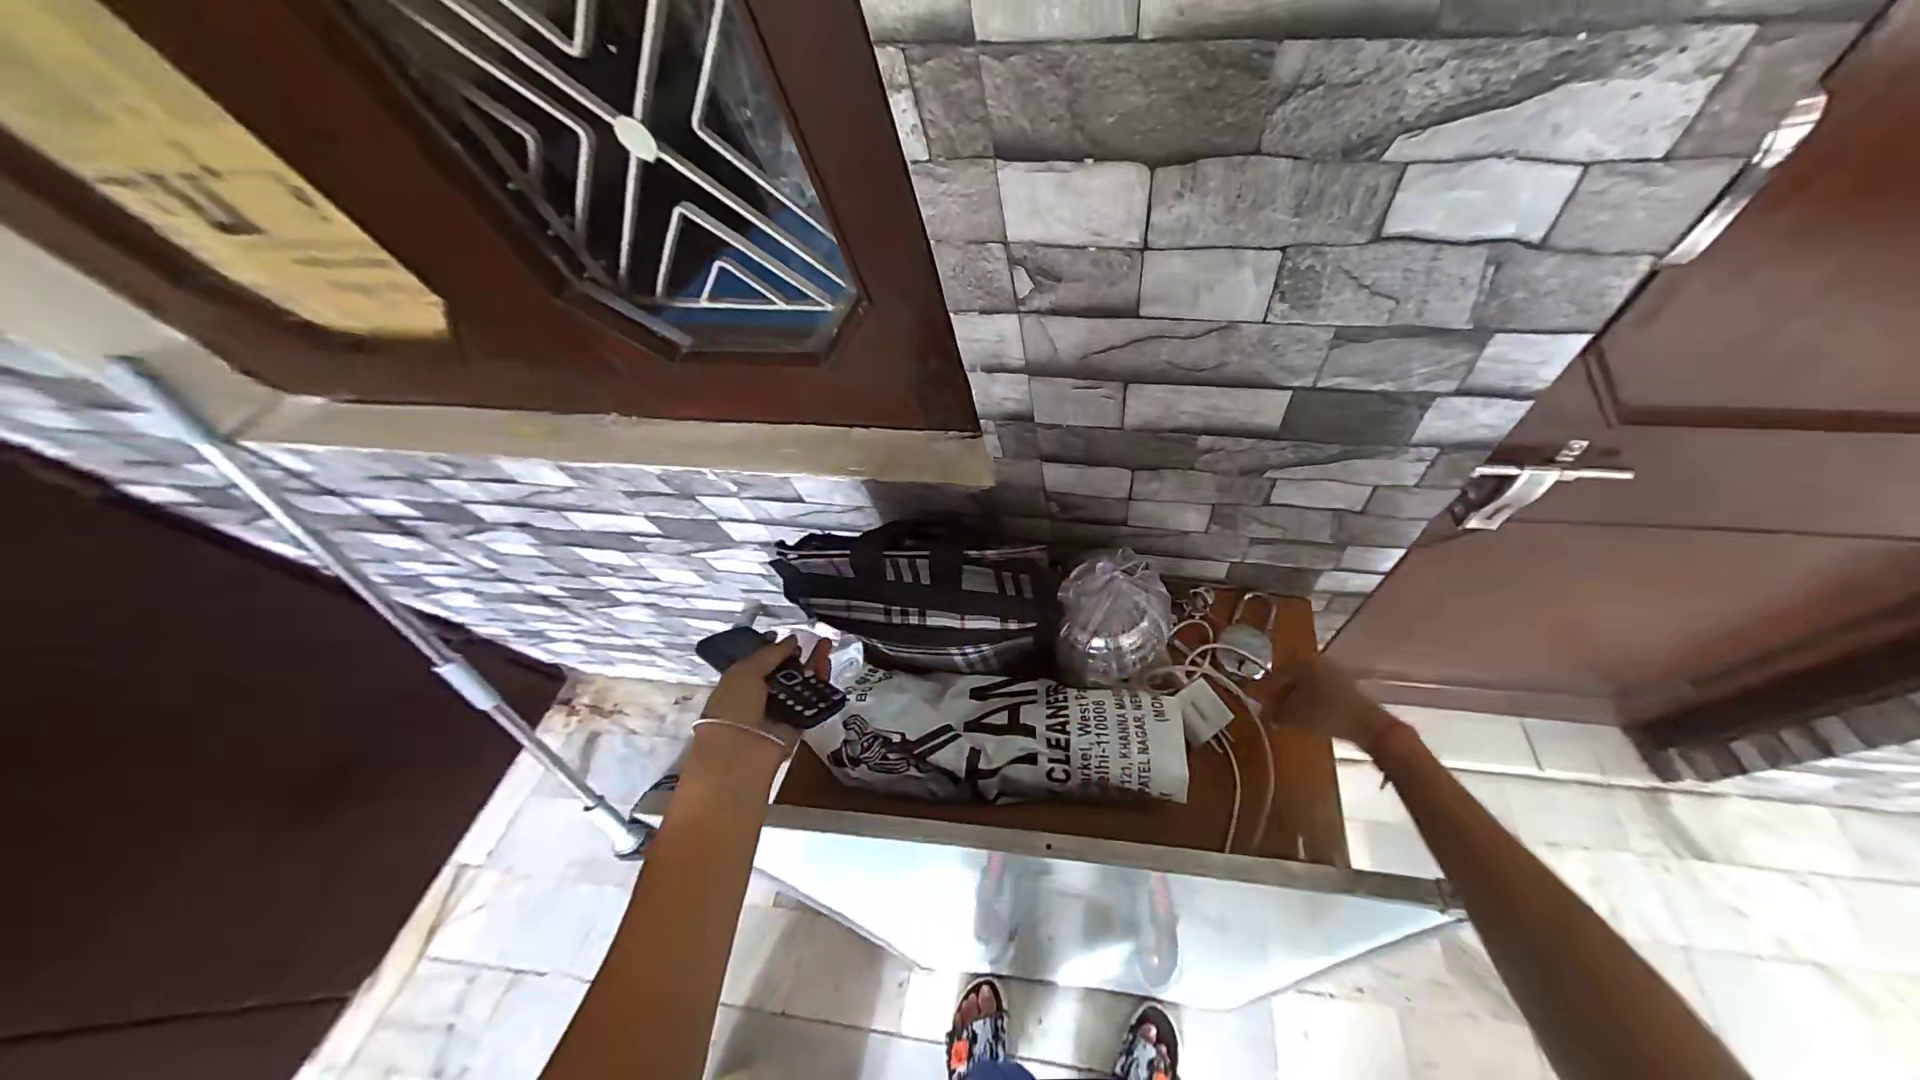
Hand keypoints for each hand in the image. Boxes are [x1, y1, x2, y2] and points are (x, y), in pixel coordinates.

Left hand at [697, 636, 829, 749]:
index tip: (788, 637)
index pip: (761, 662)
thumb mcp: (743, 672)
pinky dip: (821, 682)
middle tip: (813, 638)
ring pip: (802, 684)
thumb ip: (769, 654)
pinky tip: (827, 664)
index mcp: (740, 684)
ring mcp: (781, 709)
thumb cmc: (734, 707)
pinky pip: (813, 699)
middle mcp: (761, 697)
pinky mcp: (800, 722)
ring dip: (814, 664)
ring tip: (826, 645)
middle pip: (785, 671)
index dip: (774, 648)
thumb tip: (791, 639)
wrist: (741, 751)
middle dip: (798, 655)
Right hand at [1272, 656, 1407, 756]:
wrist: (1370, 727)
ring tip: (1291, 716)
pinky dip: (1313, 702)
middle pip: (1293, 677)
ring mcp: (1337, 673)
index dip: (1267, 691)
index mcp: (1304, 662)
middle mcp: (1320, 661)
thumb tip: (1266, 715)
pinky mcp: (1350, 687)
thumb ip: (1275, 713)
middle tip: (1274, 710)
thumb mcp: (1293, 716)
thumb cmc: (1326, 714)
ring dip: (1298, 699)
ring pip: (1309, 685)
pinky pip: (1323, 691)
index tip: (1262, 705)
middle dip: (1283, 694)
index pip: (1277, 673)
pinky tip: (1310, 717)